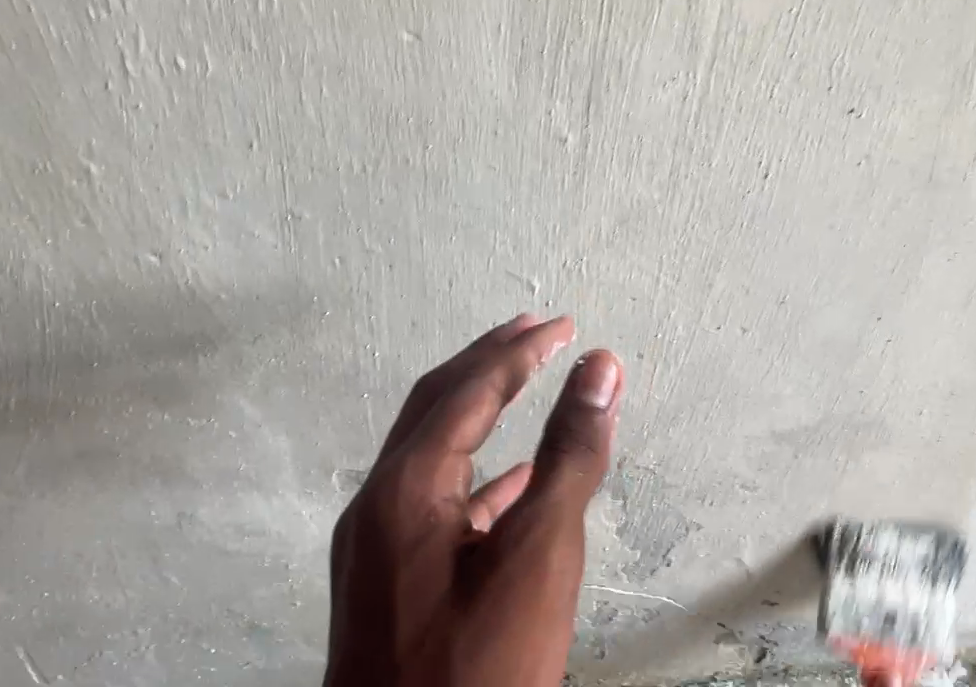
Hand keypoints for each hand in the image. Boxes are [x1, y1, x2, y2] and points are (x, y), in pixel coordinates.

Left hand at [324, 314, 623, 685]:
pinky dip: (478, 474)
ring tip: (525, 381)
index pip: (469, 390)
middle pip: (435, 404)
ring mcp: (376, 545)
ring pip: (432, 448)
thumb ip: (570, 455)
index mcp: (404, 488)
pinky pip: (435, 499)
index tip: (564, 323)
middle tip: (536, 328)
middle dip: (488, 360)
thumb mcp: (540, 555)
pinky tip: (515, 482)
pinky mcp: (388, 580)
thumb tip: (600, 367)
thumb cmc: (480, 664)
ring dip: (480, 408)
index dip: (520, 350)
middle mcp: (378, 504)